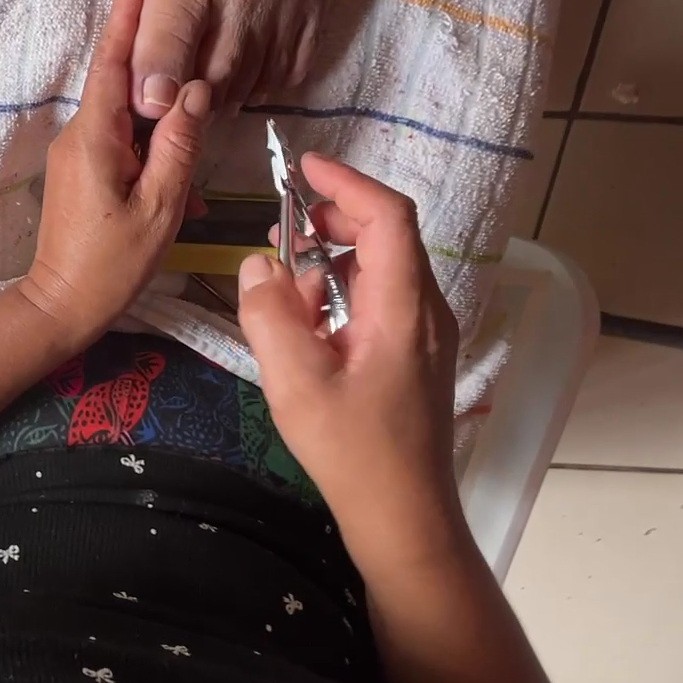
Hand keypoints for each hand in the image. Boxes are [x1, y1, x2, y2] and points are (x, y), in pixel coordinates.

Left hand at [21, 0, 211, 340]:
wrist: (62, 305)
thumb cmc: (112, 262)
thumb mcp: (160, 205)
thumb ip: (179, 144)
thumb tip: (196, 89)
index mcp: (94, 137)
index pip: (112, 63)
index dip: (128, 18)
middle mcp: (78, 137)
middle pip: (120, 85)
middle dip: (154, 61)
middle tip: (192, 30)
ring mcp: (75, 157)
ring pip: (124, 121)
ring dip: (160, 123)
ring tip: (196, 132)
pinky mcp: (79, 176)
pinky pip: (118, 147)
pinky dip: (149, 153)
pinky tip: (180, 182)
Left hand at [130, 0, 341, 117]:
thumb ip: (156, 41)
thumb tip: (151, 106)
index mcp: (198, 30)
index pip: (168, 98)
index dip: (151, 105)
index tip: (138, 99)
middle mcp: (244, 42)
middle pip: (207, 99)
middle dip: (182, 103)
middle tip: (165, 95)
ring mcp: (283, 36)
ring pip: (244, 92)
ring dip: (220, 96)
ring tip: (200, 85)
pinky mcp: (312, 24)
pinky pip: (288, 76)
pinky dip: (264, 84)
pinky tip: (246, 73)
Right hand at [235, 153, 464, 564]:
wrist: (402, 514)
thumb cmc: (351, 449)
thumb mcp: (294, 381)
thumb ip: (269, 315)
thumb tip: (258, 264)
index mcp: (403, 309)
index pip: (388, 218)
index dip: (347, 184)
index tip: (304, 169)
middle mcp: (424, 309)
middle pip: (385, 237)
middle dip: (330, 225)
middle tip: (281, 238)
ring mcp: (421, 332)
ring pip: (376, 270)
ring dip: (327, 267)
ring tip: (283, 298)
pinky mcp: (410, 352)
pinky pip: (374, 300)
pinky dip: (336, 296)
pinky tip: (305, 330)